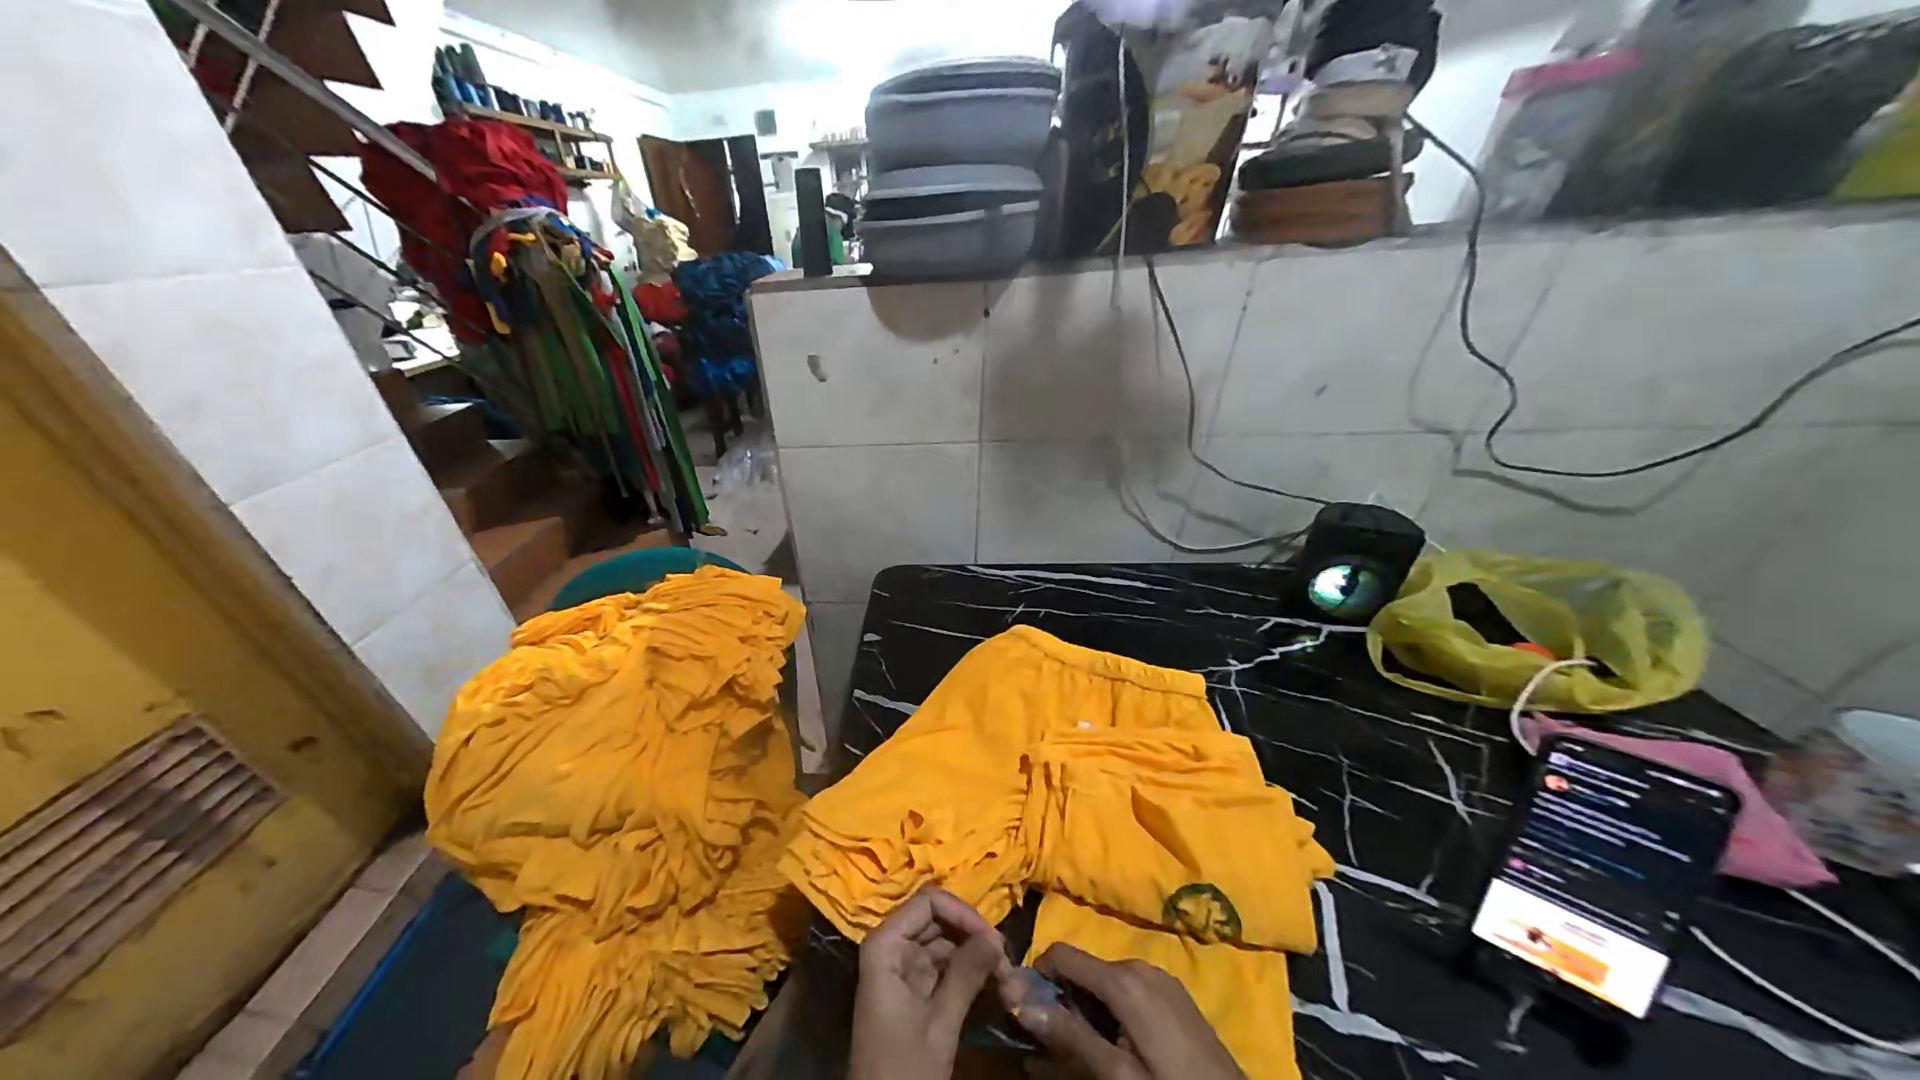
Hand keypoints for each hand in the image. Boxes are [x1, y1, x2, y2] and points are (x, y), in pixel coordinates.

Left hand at [850, 885, 1013, 1079]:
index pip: (928, 902)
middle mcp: (891, 947)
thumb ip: (966, 975)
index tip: (994, 940)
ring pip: (944, 942)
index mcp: (885, 945)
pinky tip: (991, 984)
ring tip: (1005, 976)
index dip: (963, 914)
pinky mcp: (914, 989)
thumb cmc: (903, 1070)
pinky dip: (967, 970)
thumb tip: (996, 937)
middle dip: (973, 935)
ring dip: (974, 953)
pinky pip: (944, 965)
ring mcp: (902, 967)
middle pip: (937, 919)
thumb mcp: (939, 1025)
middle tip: (1006, 962)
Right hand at [1001, 943, 1244, 1079]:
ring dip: (1087, 1006)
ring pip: (1105, 980)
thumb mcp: (1116, 1074)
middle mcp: (1139, 965)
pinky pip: (1129, 988)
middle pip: (1083, 969)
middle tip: (1057, 1045)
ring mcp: (1160, 977)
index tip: (1027, 1010)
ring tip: (1089, 1050)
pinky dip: (1112, 1008)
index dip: (1038, 977)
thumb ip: (1069, 1034)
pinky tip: (1119, 1044)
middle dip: (1063, 999)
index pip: (1061, 954)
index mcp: (1123, 980)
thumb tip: (1017, 998)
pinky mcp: (1173, 992)